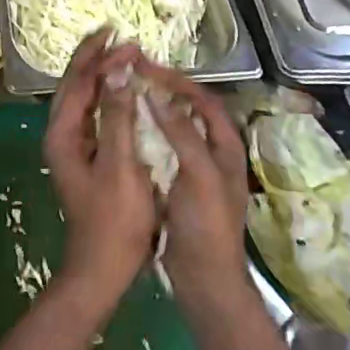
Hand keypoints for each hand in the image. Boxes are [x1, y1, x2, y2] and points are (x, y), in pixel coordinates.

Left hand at [43, 29, 157, 303]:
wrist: (102, 267)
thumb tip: (117, 70)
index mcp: (63, 134)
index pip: (78, 82)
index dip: (99, 57)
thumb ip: (117, 116)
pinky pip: (92, 114)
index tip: (122, 36)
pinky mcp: (84, 156)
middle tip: (114, 33)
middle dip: (93, 57)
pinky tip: (121, 89)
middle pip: (74, 85)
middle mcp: (60, 134)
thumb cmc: (114, 219)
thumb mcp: (120, 165)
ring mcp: (71, 146)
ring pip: (82, 98)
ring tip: (118, 52)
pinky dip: (105, 95)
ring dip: (99, 74)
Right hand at [135, 60, 251, 296]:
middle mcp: (212, 151)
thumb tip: (159, 95)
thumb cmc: (207, 227)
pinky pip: (160, 148)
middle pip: (188, 110)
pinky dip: (145, 133)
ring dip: (152, 109)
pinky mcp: (175, 183)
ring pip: (172, 127)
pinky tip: (124, 128)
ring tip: (125, 93)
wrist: (203, 280)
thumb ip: (183, 134)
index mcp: (225, 146)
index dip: (177, 82)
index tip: (147, 69)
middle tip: (132, 75)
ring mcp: (193, 167)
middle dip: (163, 89)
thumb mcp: (199, 176)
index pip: (203, 100)